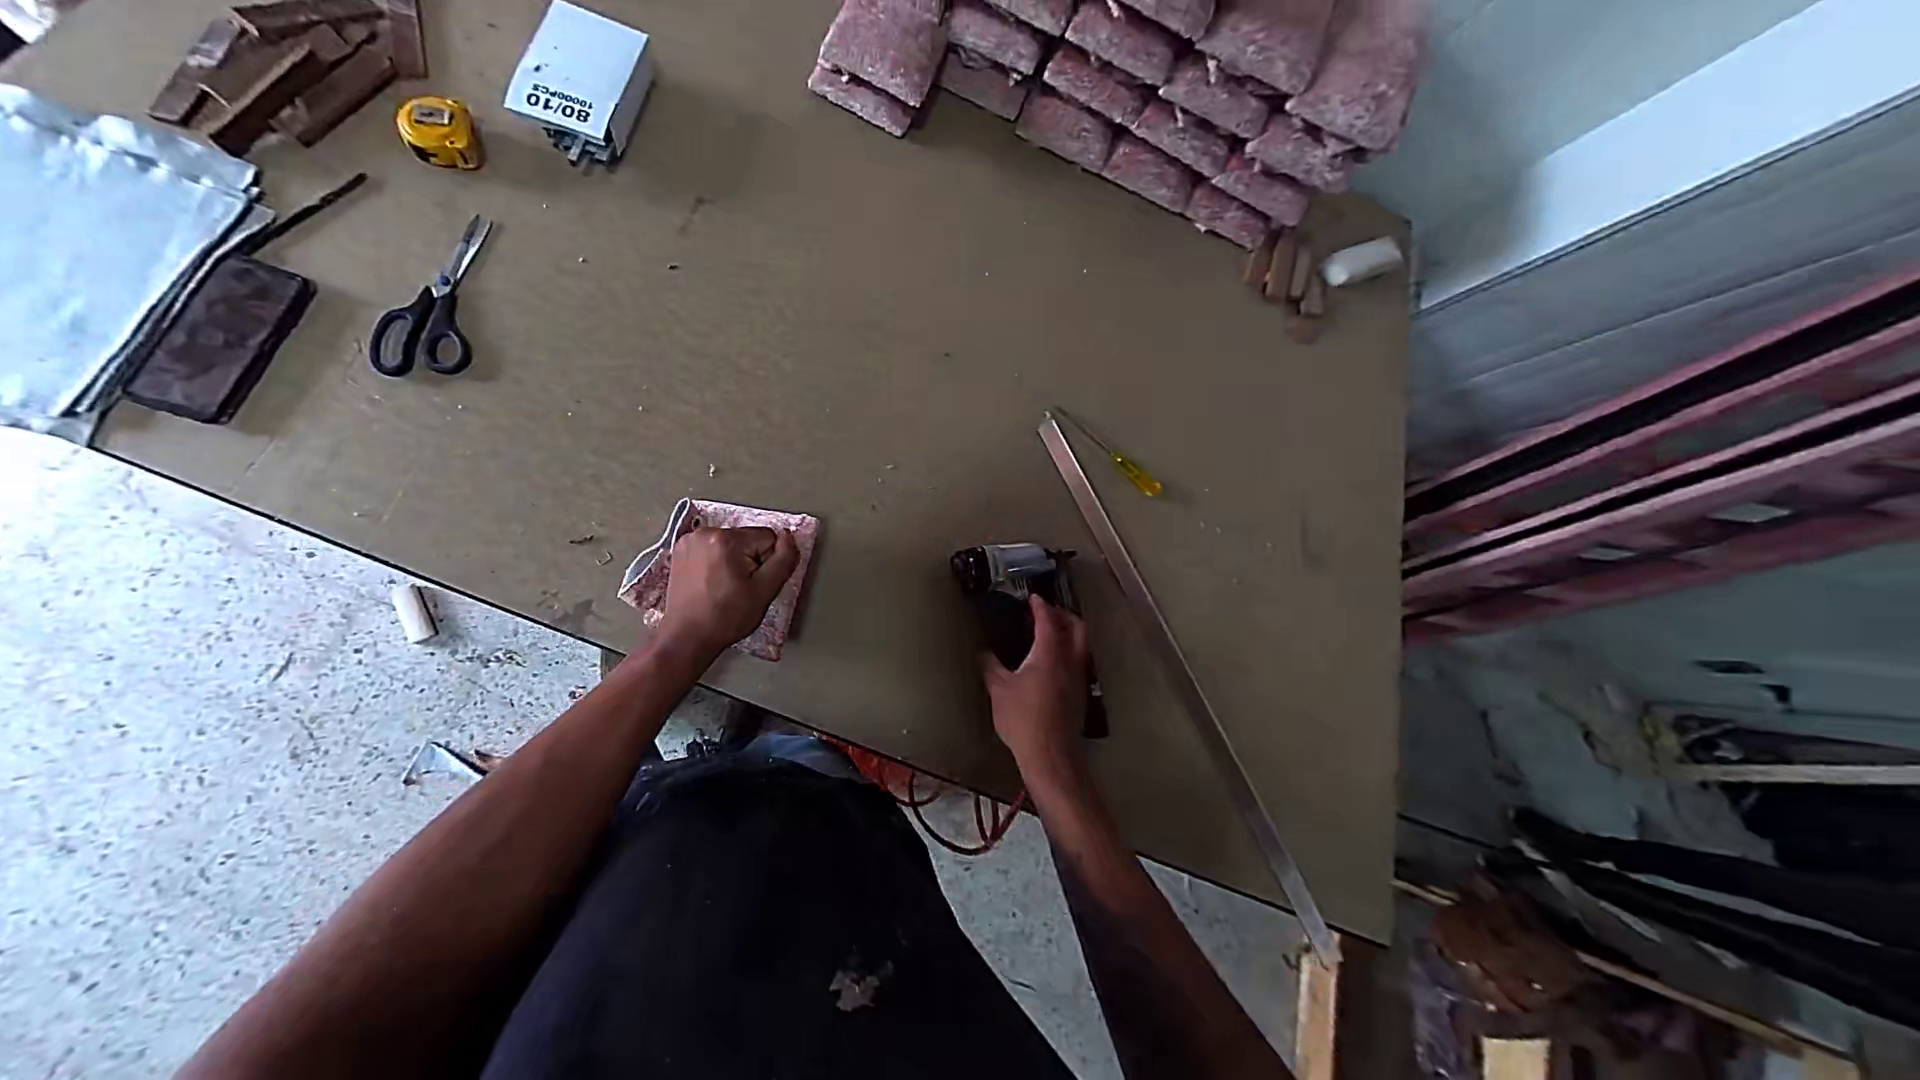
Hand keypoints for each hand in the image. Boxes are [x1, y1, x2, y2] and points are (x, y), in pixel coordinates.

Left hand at [659, 525, 800, 658]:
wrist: (687, 637)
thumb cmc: (724, 618)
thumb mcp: (765, 590)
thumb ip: (784, 559)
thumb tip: (788, 537)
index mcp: (726, 540)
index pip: (768, 537)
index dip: (767, 563)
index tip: (752, 583)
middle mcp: (705, 533)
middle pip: (749, 539)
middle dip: (750, 561)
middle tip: (739, 588)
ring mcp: (690, 541)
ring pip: (732, 543)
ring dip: (734, 561)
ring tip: (724, 587)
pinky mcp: (682, 550)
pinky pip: (714, 548)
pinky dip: (718, 562)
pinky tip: (712, 582)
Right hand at [982, 594, 1089, 779]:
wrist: (1050, 755)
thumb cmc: (1024, 721)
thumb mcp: (999, 689)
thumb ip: (991, 666)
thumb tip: (984, 655)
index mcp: (1050, 654)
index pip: (1049, 620)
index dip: (1041, 606)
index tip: (1034, 598)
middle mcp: (1070, 662)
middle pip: (1077, 627)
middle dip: (1064, 614)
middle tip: (1047, 611)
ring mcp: (1078, 679)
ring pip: (1081, 645)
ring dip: (1069, 633)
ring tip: (1050, 634)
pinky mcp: (1080, 696)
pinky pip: (1078, 663)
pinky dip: (1068, 653)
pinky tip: (1052, 664)